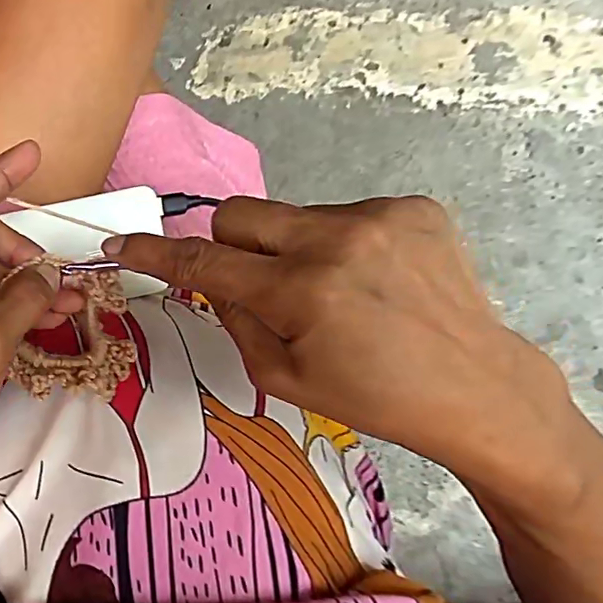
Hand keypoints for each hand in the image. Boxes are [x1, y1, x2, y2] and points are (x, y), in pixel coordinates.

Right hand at [104, 196, 579, 497]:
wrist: (481, 390)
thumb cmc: (371, 396)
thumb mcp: (279, 376)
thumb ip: (234, 318)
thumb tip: (215, 278)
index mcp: (302, 292)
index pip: (203, 261)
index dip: (154, 253)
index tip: (121, 243)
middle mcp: (338, 240)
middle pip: (237, 214)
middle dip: (229, 246)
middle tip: (258, 286)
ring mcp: (381, 216)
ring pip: (288, 215)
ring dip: (288, 249)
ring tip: (332, 291)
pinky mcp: (414, 207)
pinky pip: (337, 214)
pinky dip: (334, 243)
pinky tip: (369, 278)